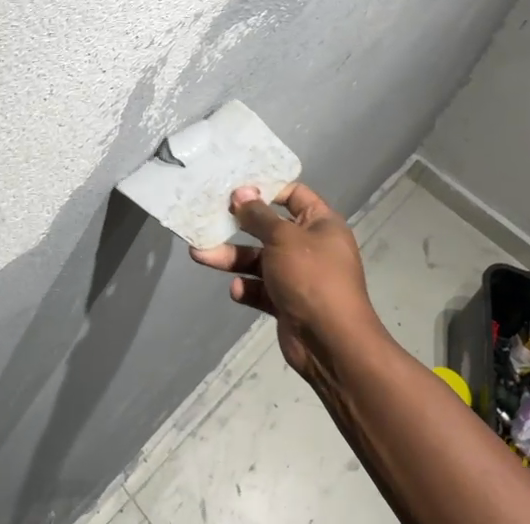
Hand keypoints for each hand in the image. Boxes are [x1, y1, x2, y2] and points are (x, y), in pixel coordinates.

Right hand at [190, 183, 383, 382]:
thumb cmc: (311, 277)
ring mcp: (297, 276)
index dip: (267, 188)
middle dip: (239, 225)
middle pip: (269, 228)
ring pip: (259, 260)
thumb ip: (258, 216)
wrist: (330, 342)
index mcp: (320, 223)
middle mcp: (310, 246)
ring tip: (199, 254)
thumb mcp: (283, 238)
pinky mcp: (285, 301)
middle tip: (209, 217)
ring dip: (231, 257)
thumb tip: (241, 192)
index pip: (294, 195)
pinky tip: (236, 290)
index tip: (236, 188)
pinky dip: (247, 288)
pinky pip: (261, 289)